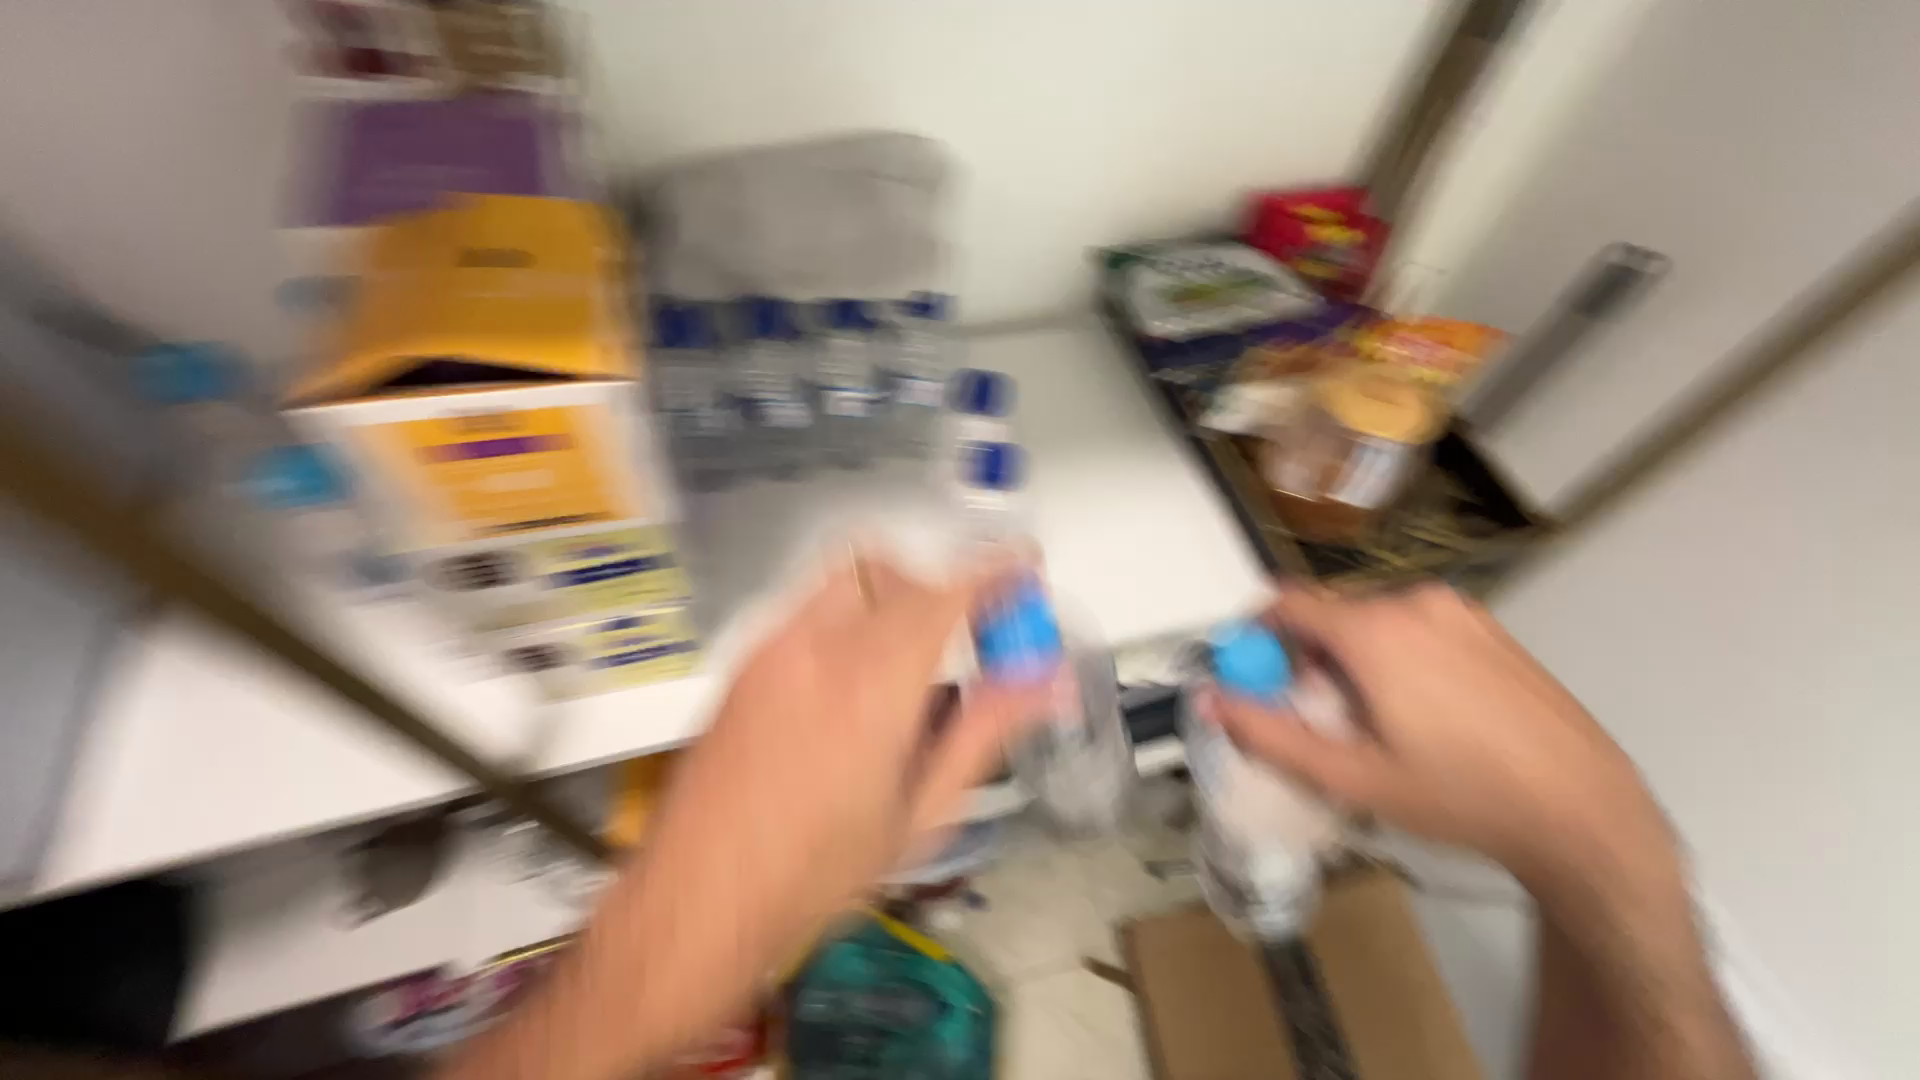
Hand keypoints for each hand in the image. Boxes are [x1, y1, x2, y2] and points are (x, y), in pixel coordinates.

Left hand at [542, 550, 1046, 1073]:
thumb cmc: (816, 875)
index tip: (1024, 568)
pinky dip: (852, 616)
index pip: (947, 593)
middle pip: (894, 568)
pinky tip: (856, 684)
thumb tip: (1047, 684)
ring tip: (913, 661)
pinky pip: (811, 606)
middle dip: (940, 586)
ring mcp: (772, 647)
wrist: (696, 901)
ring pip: (847, 577)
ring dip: (893, 596)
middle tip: (968, 634)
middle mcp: (817, 645)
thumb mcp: (921, 812)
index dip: (996, 570)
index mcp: (871, 683)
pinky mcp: (746, 662)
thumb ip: (987, 730)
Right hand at [1213, 583, 1677, 892]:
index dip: (1257, 634)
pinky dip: (1397, 656)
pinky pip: (1416, 627)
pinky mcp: (1491, 628)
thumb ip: (1266, 732)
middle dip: (1310, 657)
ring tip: (1378, 721)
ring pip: (1374, 621)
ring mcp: (1460, 611)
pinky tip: (1427, 712)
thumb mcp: (1349, 774)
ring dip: (1354, 658)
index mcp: (1373, 629)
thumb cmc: (1458, 794)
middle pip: (1331, 615)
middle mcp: (1414, 602)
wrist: (1585, 812)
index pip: (1286, 603)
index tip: (1256, 676)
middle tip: (1323, 718)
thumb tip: (1205, 699)